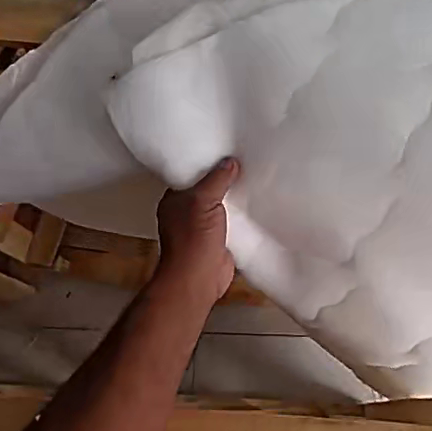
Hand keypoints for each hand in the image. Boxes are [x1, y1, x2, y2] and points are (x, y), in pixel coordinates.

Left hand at [153, 158, 239, 307]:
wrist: (198, 279)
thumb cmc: (192, 239)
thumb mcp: (203, 200)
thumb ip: (216, 180)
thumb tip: (230, 162)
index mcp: (175, 200)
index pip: (190, 174)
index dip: (206, 163)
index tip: (225, 151)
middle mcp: (187, 211)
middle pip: (208, 189)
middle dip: (224, 180)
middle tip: (244, 161)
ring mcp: (204, 227)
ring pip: (222, 205)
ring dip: (234, 198)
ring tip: (254, 178)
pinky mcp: (220, 240)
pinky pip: (233, 221)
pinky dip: (243, 215)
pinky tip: (256, 203)